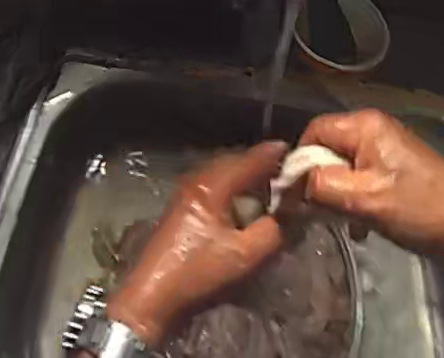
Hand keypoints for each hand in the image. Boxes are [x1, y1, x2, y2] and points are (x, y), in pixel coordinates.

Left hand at [107, 141, 287, 344]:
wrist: (151, 294)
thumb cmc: (197, 272)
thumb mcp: (242, 257)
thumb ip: (270, 232)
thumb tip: (285, 215)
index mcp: (213, 184)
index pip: (249, 160)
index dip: (272, 155)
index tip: (291, 150)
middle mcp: (199, 176)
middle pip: (235, 160)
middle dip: (259, 163)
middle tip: (283, 171)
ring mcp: (187, 187)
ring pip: (223, 169)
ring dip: (245, 174)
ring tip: (266, 183)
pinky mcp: (182, 200)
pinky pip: (214, 180)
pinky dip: (232, 183)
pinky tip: (241, 199)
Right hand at [299, 110, 443, 274]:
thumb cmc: (419, 210)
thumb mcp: (365, 201)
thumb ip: (322, 187)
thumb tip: (287, 185)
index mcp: (365, 124)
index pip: (314, 131)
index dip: (300, 162)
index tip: (296, 196)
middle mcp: (373, 126)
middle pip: (327, 146)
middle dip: (320, 180)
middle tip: (322, 212)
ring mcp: (386, 144)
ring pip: (343, 163)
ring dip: (337, 192)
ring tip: (345, 221)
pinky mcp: (396, 164)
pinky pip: (360, 173)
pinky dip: (355, 195)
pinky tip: (362, 223)